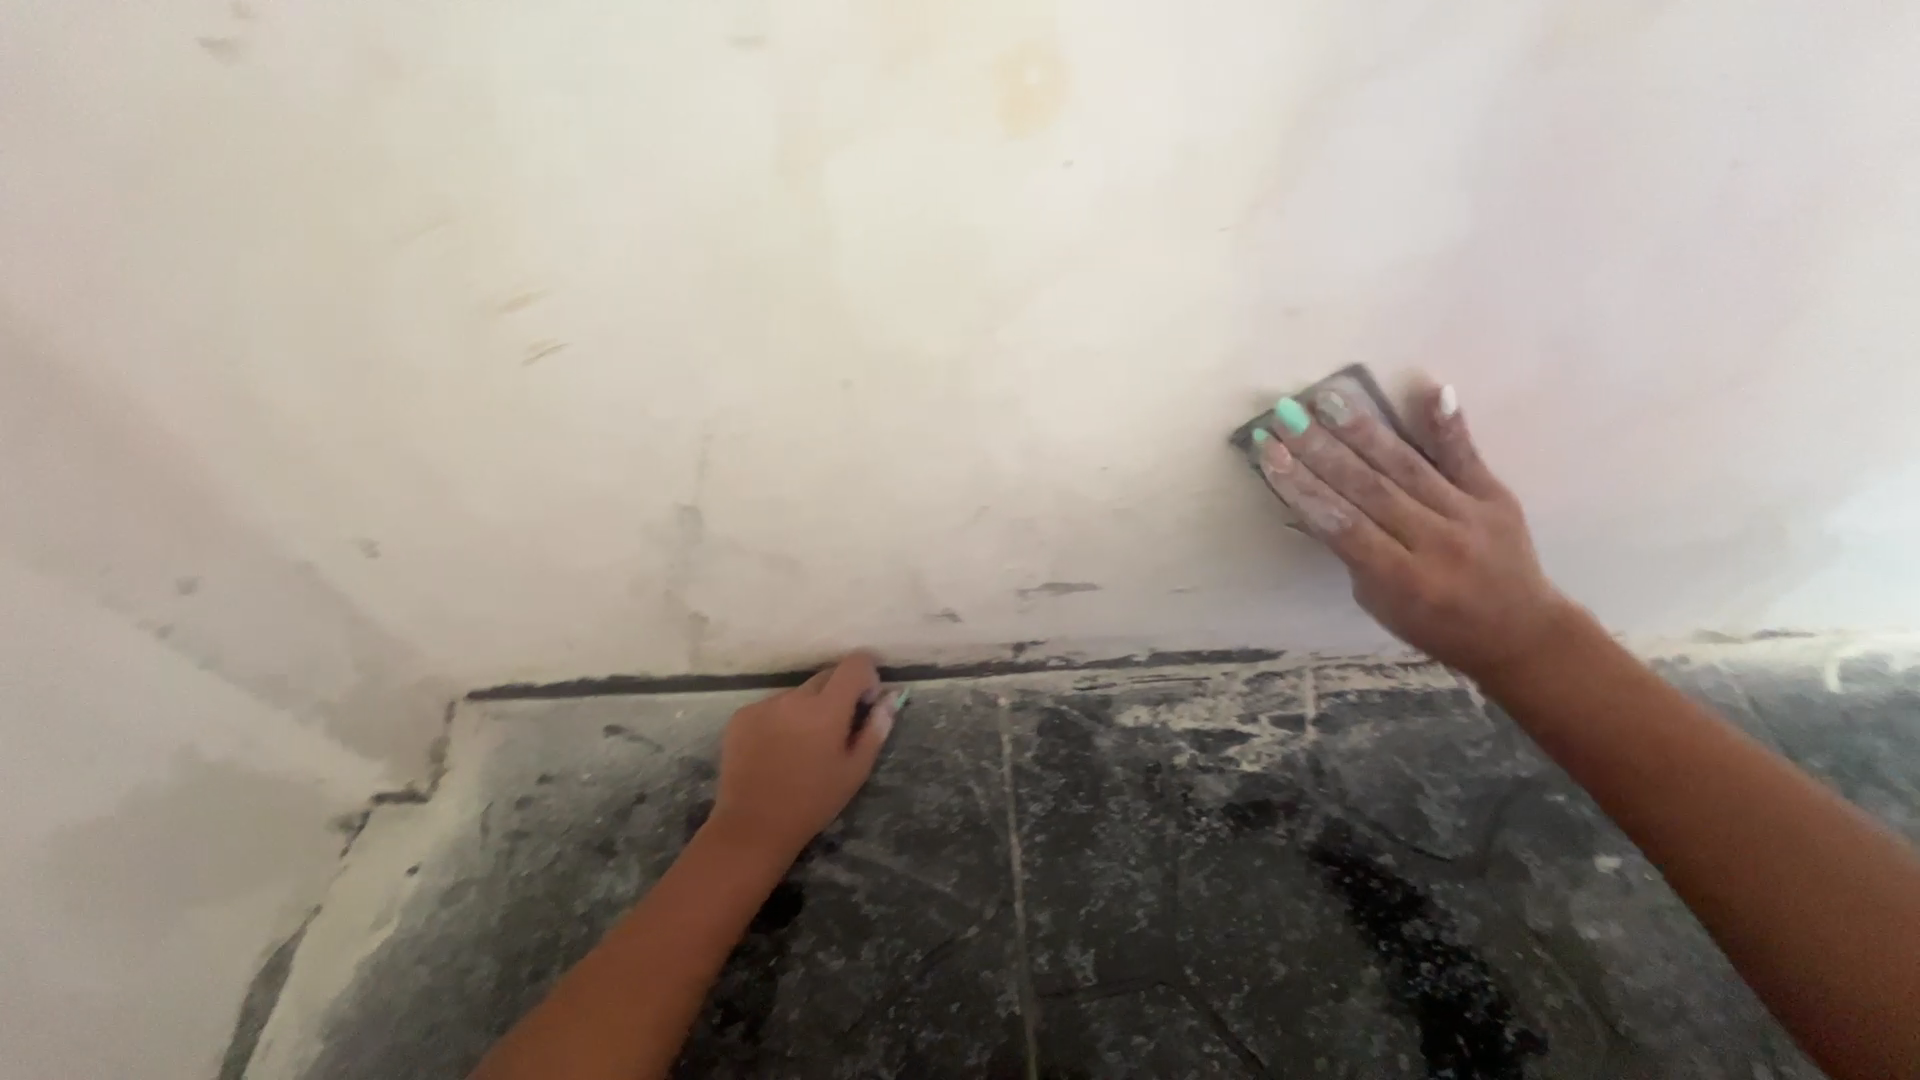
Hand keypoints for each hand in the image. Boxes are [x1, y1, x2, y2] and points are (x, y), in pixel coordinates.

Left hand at [705, 651, 900, 861]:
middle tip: (835, 732)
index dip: (866, 675)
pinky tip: (775, 751)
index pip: (854, 664)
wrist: (753, 826)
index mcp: (827, 708)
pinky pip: (771, 707)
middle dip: (837, 695)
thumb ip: (876, 728)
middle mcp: (795, 697)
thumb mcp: (855, 770)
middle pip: (826, 677)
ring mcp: (764, 704)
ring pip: (797, 694)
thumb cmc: (813, 802)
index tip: (865, 702)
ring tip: (800, 748)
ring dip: (807, 709)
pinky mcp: (742, 716)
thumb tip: (890, 697)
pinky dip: (780, 720)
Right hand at [1254, 381, 1582, 680]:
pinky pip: (1466, 454)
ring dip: (1362, 429)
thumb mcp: (1378, 601)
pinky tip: (1428, 387)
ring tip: (1329, 399)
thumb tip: (1314, 504)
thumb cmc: (1433, 624)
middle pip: (1367, 487)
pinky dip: (1446, 422)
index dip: (1301, 486)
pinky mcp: (1495, 497)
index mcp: (1400, 577)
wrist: (1521, 633)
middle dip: (1319, 449)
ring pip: (1405, 465)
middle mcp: (1434, 541)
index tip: (1270, 452)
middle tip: (1286, 416)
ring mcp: (1467, 514)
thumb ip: (1351, 552)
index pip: (1340, 523)